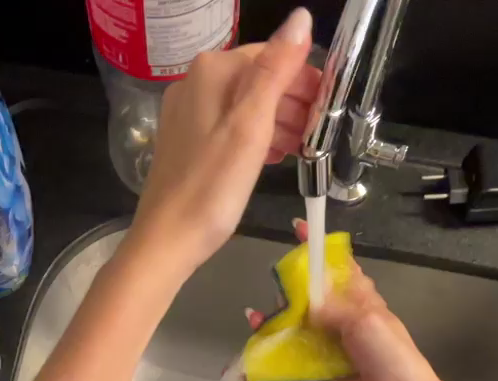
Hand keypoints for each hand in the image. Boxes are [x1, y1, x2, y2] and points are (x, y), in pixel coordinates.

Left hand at [127, 8, 321, 277]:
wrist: (167, 241)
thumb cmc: (212, 188)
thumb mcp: (252, 126)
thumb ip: (276, 70)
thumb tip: (301, 18)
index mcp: (212, 72)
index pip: (270, 56)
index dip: (304, 78)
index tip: (329, 105)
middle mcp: (194, 85)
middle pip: (256, 80)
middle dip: (292, 101)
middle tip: (320, 131)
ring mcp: (186, 116)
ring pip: (243, 106)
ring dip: (276, 121)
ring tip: (303, 146)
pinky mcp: (185, 146)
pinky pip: (229, 129)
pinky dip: (254, 137)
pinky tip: (272, 156)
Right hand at [247, 222, 448, 380]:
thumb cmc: (392, 356)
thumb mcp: (366, 320)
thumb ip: (333, 307)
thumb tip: (304, 302)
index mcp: (357, 302)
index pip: (335, 268)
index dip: (317, 249)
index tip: (298, 229)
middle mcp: (337, 323)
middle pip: (304, 301)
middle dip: (285, 293)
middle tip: (274, 290)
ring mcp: (323, 352)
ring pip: (290, 334)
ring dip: (270, 327)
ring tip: (255, 321)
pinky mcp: (313, 380)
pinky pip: (286, 372)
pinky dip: (268, 369)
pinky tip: (251, 364)